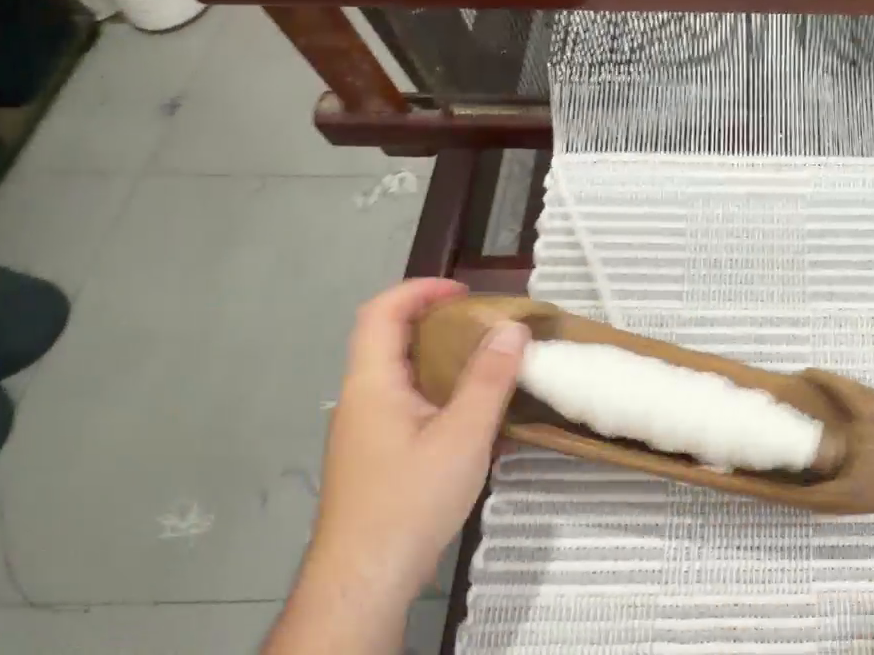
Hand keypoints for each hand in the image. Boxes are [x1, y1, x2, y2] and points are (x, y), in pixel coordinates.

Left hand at [264, 279, 527, 654]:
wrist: (363, 582)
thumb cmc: (409, 501)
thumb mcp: (463, 436)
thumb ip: (490, 379)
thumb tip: (512, 328)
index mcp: (372, 384)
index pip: (381, 313)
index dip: (420, 290)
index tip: (466, 292)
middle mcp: (361, 400)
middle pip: (390, 340)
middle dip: (439, 323)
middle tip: (488, 327)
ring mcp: (365, 432)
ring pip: (401, 376)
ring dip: (443, 361)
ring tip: (490, 367)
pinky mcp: (376, 459)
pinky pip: (407, 407)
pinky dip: (440, 394)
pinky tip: (475, 419)